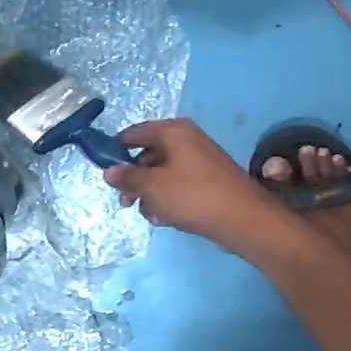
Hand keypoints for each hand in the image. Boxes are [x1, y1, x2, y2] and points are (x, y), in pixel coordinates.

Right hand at [103, 119, 293, 252]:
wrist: (242, 219)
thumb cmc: (193, 196)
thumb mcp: (153, 187)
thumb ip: (128, 177)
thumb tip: (109, 171)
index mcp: (173, 131)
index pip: (134, 133)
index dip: (117, 151)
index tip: (107, 173)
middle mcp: (187, 139)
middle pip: (148, 155)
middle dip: (135, 180)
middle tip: (126, 202)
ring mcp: (200, 160)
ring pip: (163, 174)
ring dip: (152, 194)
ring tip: (154, 214)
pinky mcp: (209, 180)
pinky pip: (179, 185)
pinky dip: (170, 199)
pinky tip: (169, 218)